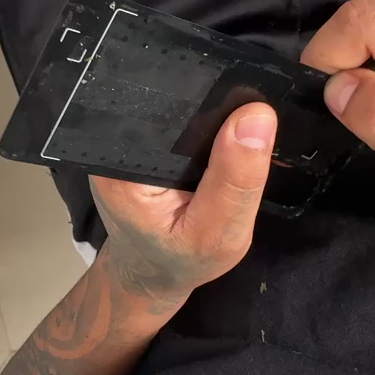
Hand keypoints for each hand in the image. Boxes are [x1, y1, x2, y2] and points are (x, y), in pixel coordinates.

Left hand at [90, 102, 277, 305]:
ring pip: (180, 106)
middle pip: (174, 99)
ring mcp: (129, 137)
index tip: (253, 108)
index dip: (214, 99)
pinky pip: (182, 119)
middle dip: (217, 105)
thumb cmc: (178, 263)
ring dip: (215, 113)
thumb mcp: (216, 236)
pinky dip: (208, 126)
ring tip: (246, 122)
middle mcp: (117, 139)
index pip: (169, 103)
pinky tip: (228, 133)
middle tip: (256, 121)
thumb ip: (235, 181)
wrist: (151, 275)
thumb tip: (257, 116)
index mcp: (121, 159)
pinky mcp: (147, 140)